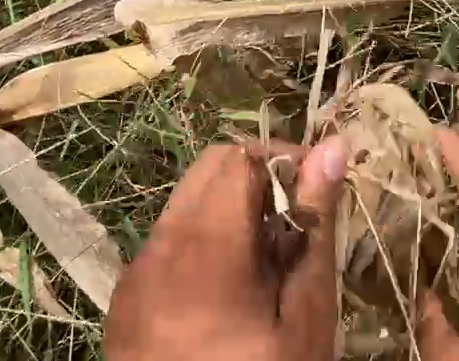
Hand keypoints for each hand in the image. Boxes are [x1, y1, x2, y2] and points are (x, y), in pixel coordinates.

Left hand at [104, 139, 345, 360]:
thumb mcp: (304, 312)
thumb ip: (315, 222)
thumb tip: (334, 146)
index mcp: (203, 244)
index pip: (241, 156)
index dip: (286, 159)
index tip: (319, 190)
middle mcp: (158, 247)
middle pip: (211, 169)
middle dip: (259, 175)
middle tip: (298, 218)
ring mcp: (135, 275)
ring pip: (187, 201)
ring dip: (232, 205)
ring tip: (270, 255)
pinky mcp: (124, 303)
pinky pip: (169, 240)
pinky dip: (204, 238)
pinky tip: (233, 285)